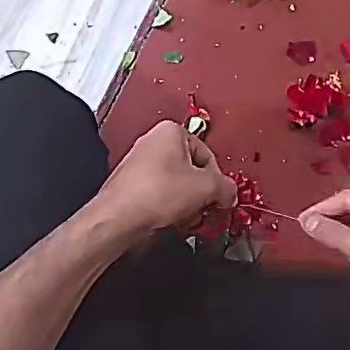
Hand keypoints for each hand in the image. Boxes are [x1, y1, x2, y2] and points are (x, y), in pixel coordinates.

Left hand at [92, 120, 236, 235]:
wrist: (119, 217)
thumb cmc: (156, 193)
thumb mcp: (206, 188)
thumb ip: (226, 187)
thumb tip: (230, 193)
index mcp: (171, 131)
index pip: (207, 155)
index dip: (216, 179)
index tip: (218, 195)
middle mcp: (153, 141)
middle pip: (192, 169)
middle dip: (200, 192)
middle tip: (203, 206)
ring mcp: (140, 162)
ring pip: (176, 183)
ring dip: (186, 201)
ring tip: (185, 215)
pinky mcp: (131, 183)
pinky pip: (160, 193)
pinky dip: (169, 206)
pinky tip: (169, 219)